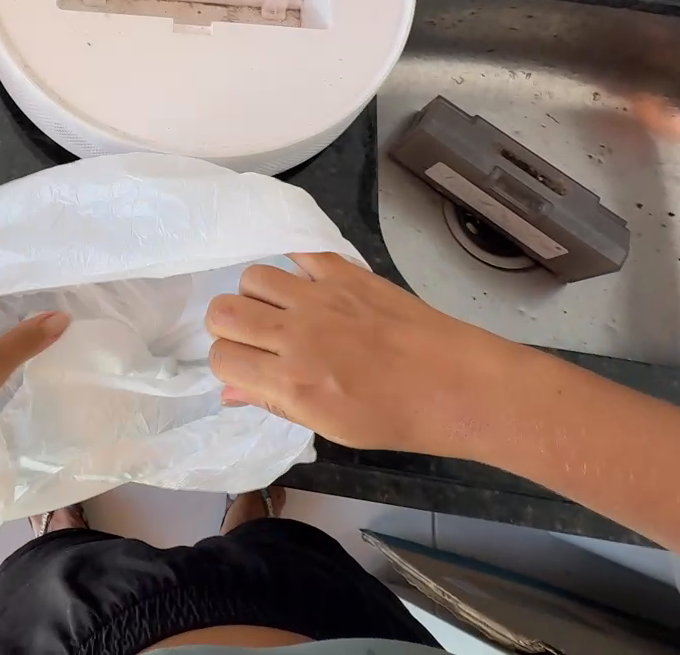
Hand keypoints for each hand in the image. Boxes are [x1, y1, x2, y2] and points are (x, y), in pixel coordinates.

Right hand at [206, 253, 552, 458]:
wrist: (458, 384)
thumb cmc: (395, 418)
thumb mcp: (330, 427)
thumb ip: (273, 402)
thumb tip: (229, 388)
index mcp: (292, 382)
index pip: (222, 357)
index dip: (226, 363)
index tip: (246, 366)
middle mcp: (296, 334)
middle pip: (222, 311)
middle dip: (227, 326)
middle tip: (254, 337)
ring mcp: (319, 296)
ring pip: (252, 277)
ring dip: (257, 295)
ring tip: (282, 310)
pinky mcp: (343, 271)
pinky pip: (296, 252)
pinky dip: (292, 266)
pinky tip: (305, 284)